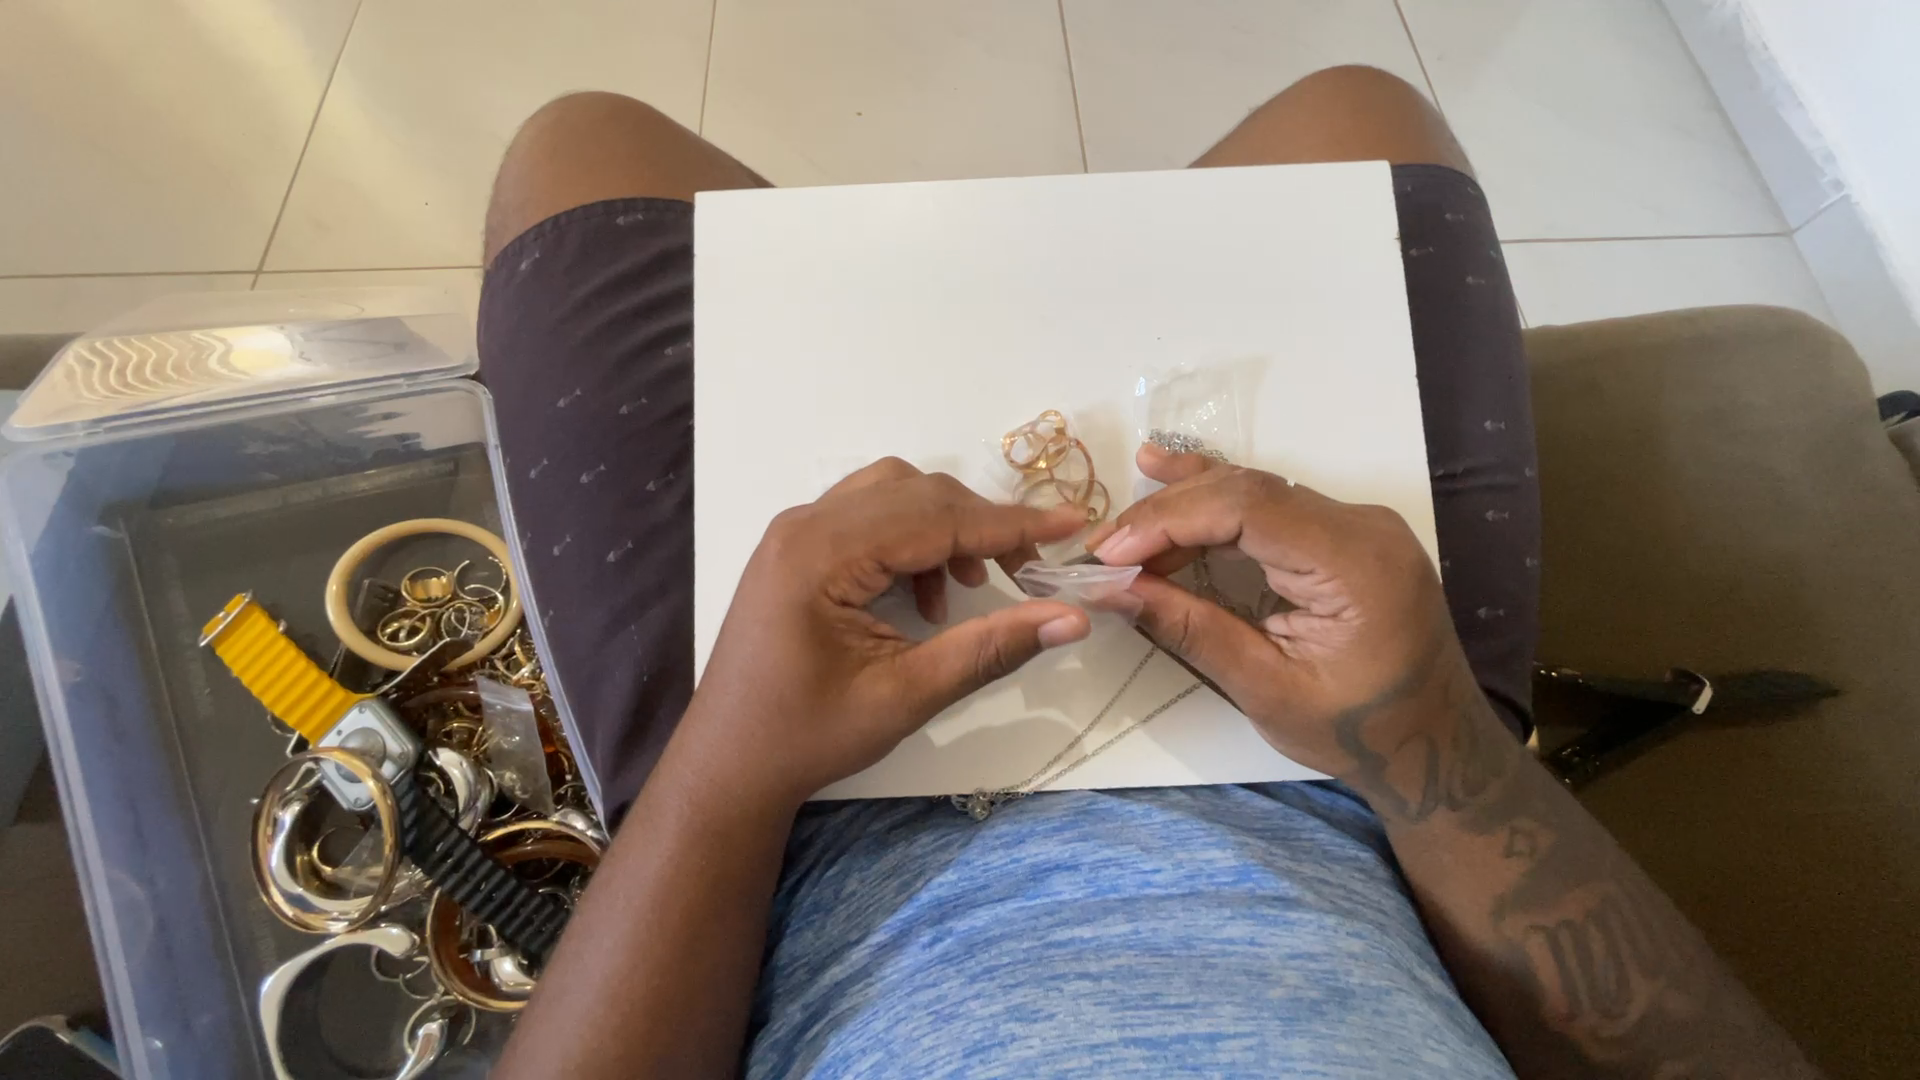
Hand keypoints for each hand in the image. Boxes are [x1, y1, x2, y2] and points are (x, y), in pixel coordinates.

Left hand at [678, 458, 1092, 808]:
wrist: (728, 763)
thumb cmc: (808, 736)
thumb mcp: (906, 696)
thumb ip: (989, 648)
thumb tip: (1071, 618)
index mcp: (821, 554)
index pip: (936, 517)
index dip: (1011, 522)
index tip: (1073, 524)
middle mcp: (804, 524)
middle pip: (916, 493)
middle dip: (980, 524)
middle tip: (1026, 570)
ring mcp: (795, 532)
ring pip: (893, 495)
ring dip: (944, 529)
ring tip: (971, 587)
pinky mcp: (797, 549)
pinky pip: (869, 517)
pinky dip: (911, 541)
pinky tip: (924, 600)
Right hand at [1084, 444, 1486, 792]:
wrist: (1435, 744)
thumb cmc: (1357, 732)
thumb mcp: (1265, 690)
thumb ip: (1189, 630)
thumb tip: (1111, 590)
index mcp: (1355, 564)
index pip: (1248, 508)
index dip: (1169, 520)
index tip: (1110, 554)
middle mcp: (1359, 525)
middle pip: (1244, 490)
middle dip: (1164, 514)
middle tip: (1102, 548)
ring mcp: (1352, 523)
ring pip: (1250, 490)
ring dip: (1179, 509)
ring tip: (1118, 529)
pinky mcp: (1338, 533)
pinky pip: (1265, 505)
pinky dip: (1211, 503)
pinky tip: (1166, 472)